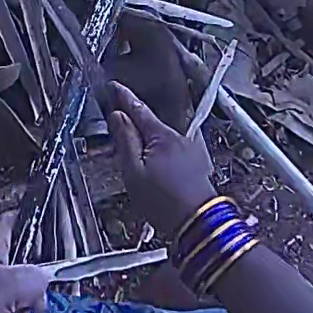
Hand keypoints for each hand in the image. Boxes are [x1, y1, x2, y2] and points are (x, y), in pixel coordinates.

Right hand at [110, 82, 217, 240]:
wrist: (198, 225)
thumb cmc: (165, 202)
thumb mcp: (133, 170)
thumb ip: (125, 139)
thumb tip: (117, 117)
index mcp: (163, 136)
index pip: (139, 108)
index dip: (123, 96)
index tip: (113, 87)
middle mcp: (180, 137)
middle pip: (149, 122)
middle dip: (132, 122)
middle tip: (115, 123)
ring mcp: (190, 149)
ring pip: (159, 136)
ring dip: (145, 139)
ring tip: (131, 153)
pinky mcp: (195, 162)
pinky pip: (169, 147)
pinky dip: (157, 149)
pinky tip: (150, 163)